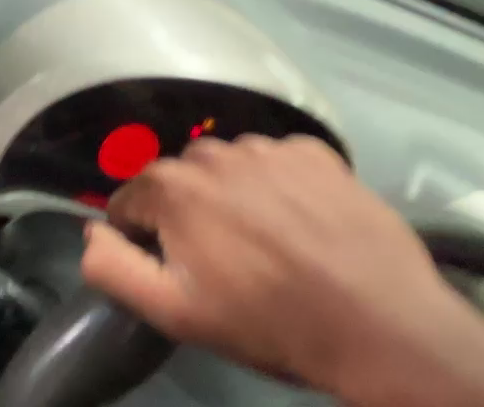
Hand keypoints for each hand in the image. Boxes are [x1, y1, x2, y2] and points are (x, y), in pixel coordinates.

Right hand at [80, 134, 483, 406]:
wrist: (393, 335)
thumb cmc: (273, 323)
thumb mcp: (175, 313)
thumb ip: (110, 266)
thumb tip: (91, 231)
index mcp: (167, 186)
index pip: (131, 205)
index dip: (151, 242)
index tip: (189, 273)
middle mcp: (208, 153)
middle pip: (178, 183)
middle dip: (192, 216)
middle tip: (232, 263)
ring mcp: (267, 149)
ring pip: (227, 168)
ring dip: (236, 196)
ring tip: (272, 244)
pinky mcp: (317, 155)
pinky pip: (278, 160)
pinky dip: (282, 183)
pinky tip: (304, 220)